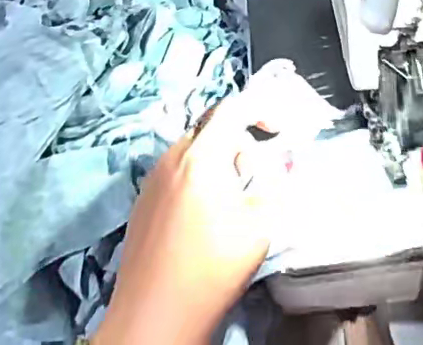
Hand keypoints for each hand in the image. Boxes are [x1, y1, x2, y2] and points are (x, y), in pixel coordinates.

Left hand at [93, 93, 283, 344]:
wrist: (154, 313)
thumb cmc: (211, 269)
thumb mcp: (259, 228)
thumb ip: (274, 186)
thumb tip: (278, 162)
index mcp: (200, 154)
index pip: (231, 109)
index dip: (258, 111)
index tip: (276, 130)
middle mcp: (171, 154)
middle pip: (212, 130)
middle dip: (237, 149)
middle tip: (251, 186)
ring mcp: (153, 174)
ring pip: (193, 152)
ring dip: (217, 166)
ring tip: (228, 209)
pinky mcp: (143, 196)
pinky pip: (176, 172)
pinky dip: (195, 182)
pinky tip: (201, 222)